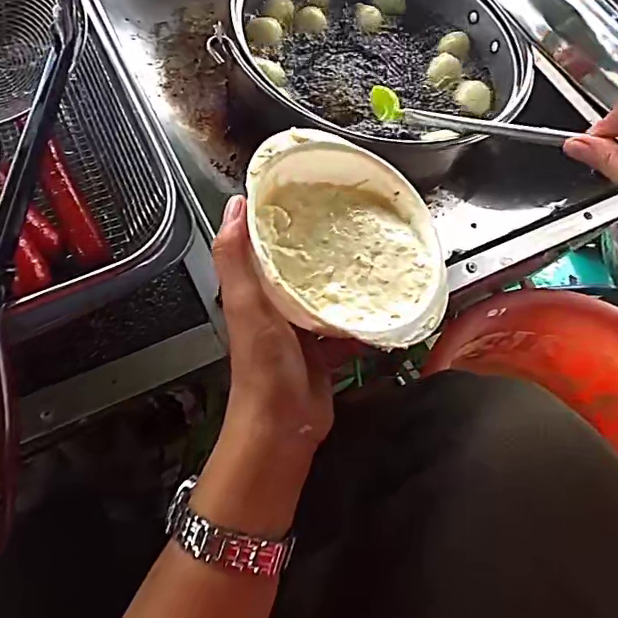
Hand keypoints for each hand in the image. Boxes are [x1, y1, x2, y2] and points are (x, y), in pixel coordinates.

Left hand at [195, 195, 347, 535]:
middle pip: (296, 265)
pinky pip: (345, 324)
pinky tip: (383, 304)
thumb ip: (235, 258)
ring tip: (370, 255)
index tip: (300, 191)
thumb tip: (234, 208)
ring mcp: (299, 327)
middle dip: (318, 243)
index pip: (262, 242)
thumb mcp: (247, 305)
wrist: (284, 425)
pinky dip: (362, 316)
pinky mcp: (323, 349)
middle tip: (347, 220)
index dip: (277, 217)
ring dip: (343, 279)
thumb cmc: (263, 369)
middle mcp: (273, 304)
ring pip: (324, 292)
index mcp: (251, 289)